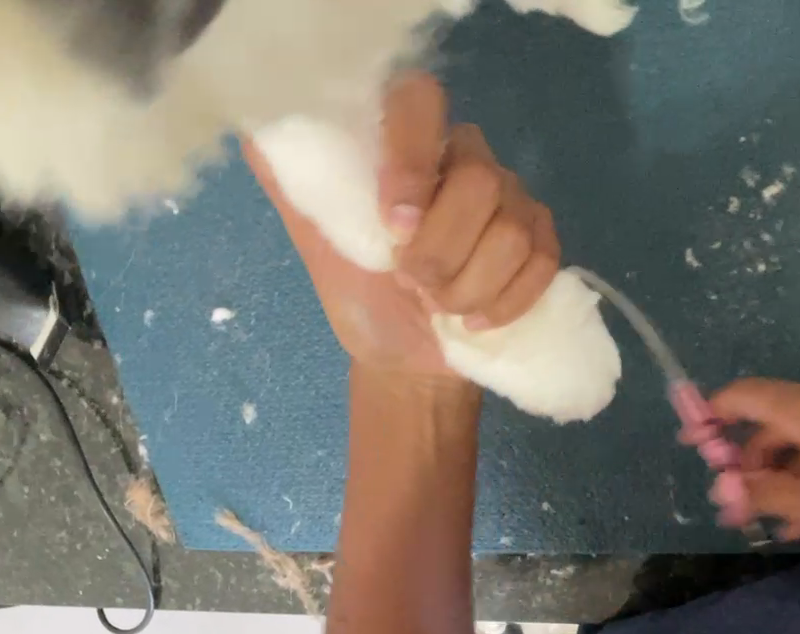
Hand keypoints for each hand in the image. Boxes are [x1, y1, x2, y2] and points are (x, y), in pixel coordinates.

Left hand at [244, 73, 560, 376]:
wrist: (407, 364)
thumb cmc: (365, 303)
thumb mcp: (320, 250)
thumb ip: (300, 192)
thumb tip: (257, 134)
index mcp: (408, 148)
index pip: (420, 104)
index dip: (413, 163)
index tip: (394, 228)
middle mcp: (466, 161)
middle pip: (480, 183)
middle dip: (441, 255)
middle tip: (413, 287)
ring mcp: (512, 203)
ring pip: (513, 231)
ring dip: (469, 288)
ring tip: (440, 308)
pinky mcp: (542, 247)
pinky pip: (542, 263)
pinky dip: (506, 303)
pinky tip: (474, 321)